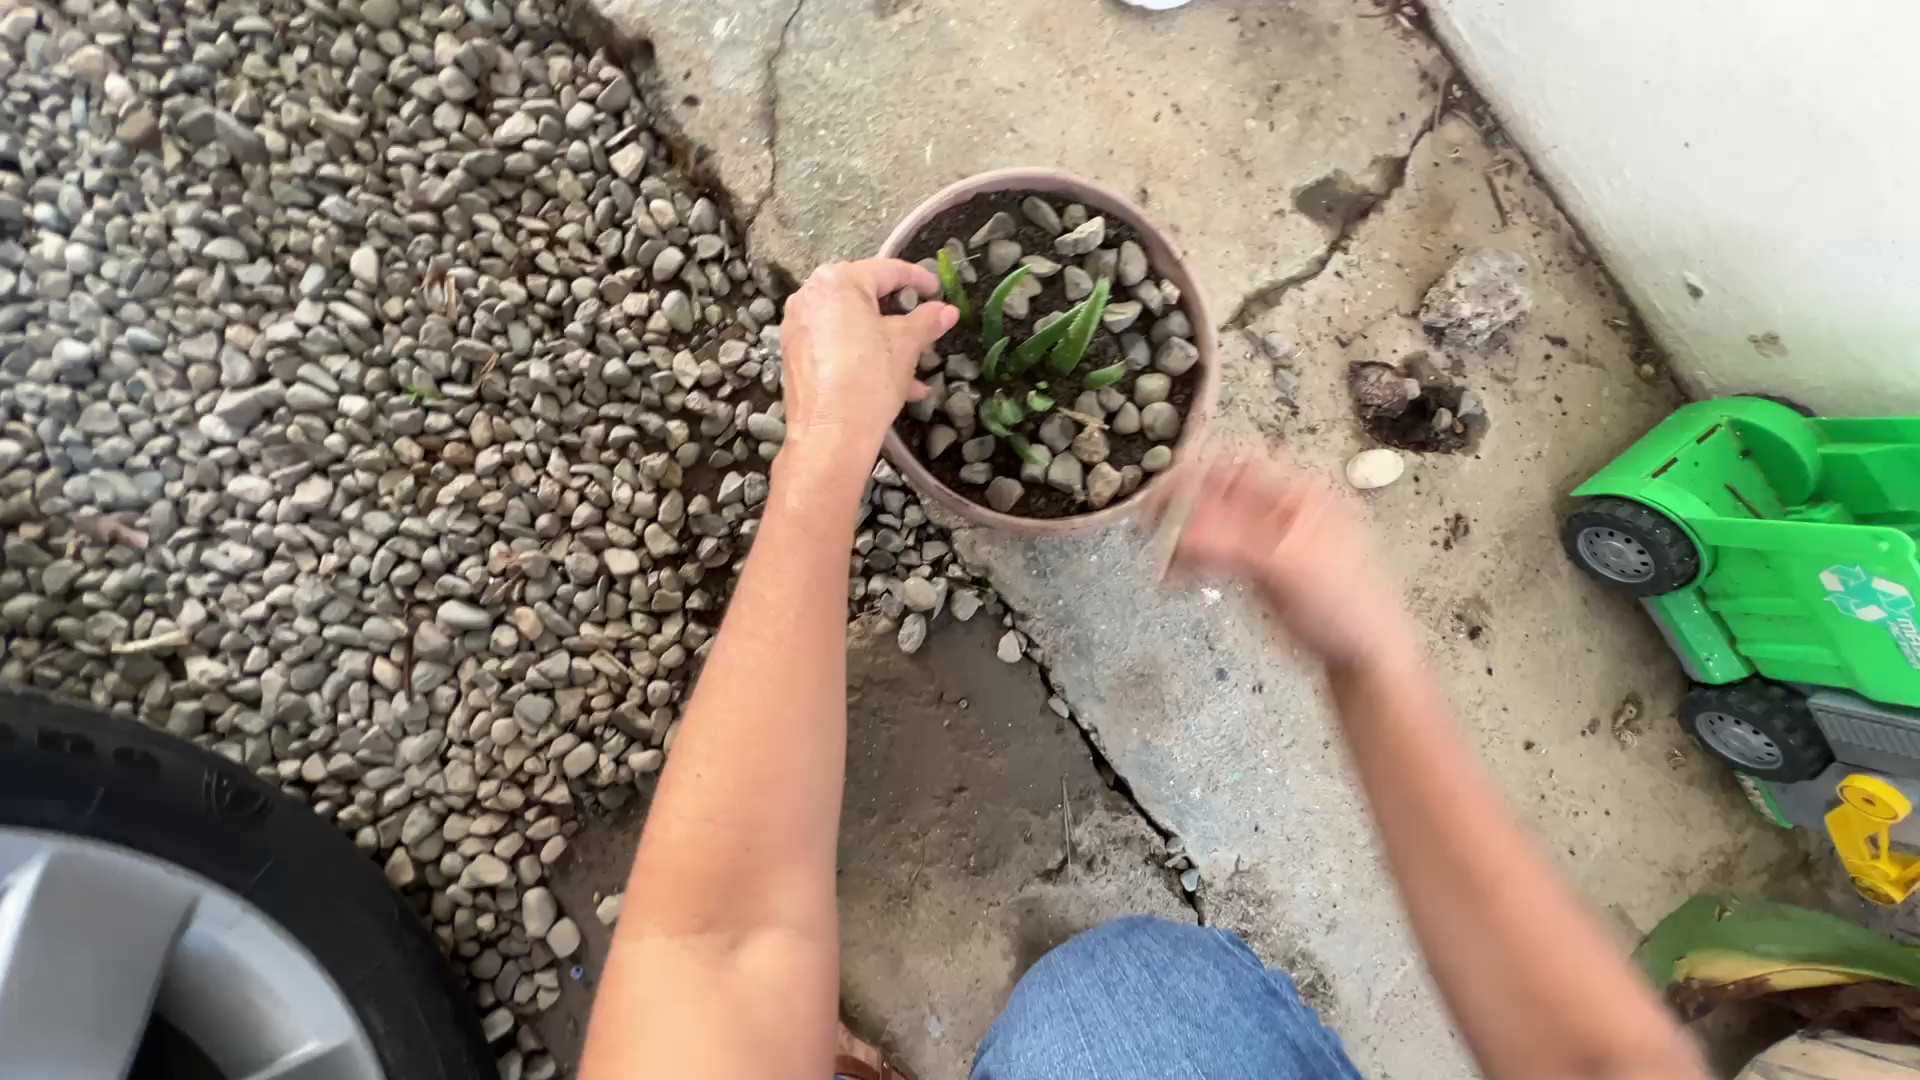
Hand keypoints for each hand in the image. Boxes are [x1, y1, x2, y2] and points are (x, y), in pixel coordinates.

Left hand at [777, 259, 957, 468]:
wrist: (830, 436)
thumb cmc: (868, 381)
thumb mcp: (906, 346)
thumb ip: (927, 321)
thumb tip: (947, 311)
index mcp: (837, 282)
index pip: (887, 271)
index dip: (918, 279)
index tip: (937, 290)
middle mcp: (810, 296)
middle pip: (865, 299)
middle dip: (899, 318)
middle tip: (924, 331)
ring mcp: (798, 327)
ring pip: (852, 327)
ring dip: (885, 344)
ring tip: (914, 370)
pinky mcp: (795, 356)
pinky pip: (836, 347)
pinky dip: (863, 358)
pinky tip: (891, 385)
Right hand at [1143, 451, 1422, 671]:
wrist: (1365, 656)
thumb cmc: (1347, 606)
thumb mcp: (1291, 569)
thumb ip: (1233, 547)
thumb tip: (1179, 535)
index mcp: (1300, 493)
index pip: (1237, 464)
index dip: (1195, 472)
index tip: (1160, 493)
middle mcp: (1280, 508)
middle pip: (1217, 493)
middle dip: (1181, 507)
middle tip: (1147, 525)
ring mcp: (1265, 539)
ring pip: (1210, 525)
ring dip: (1181, 538)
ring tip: (1157, 560)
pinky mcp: (1255, 568)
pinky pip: (1213, 554)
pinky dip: (1190, 562)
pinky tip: (1171, 578)